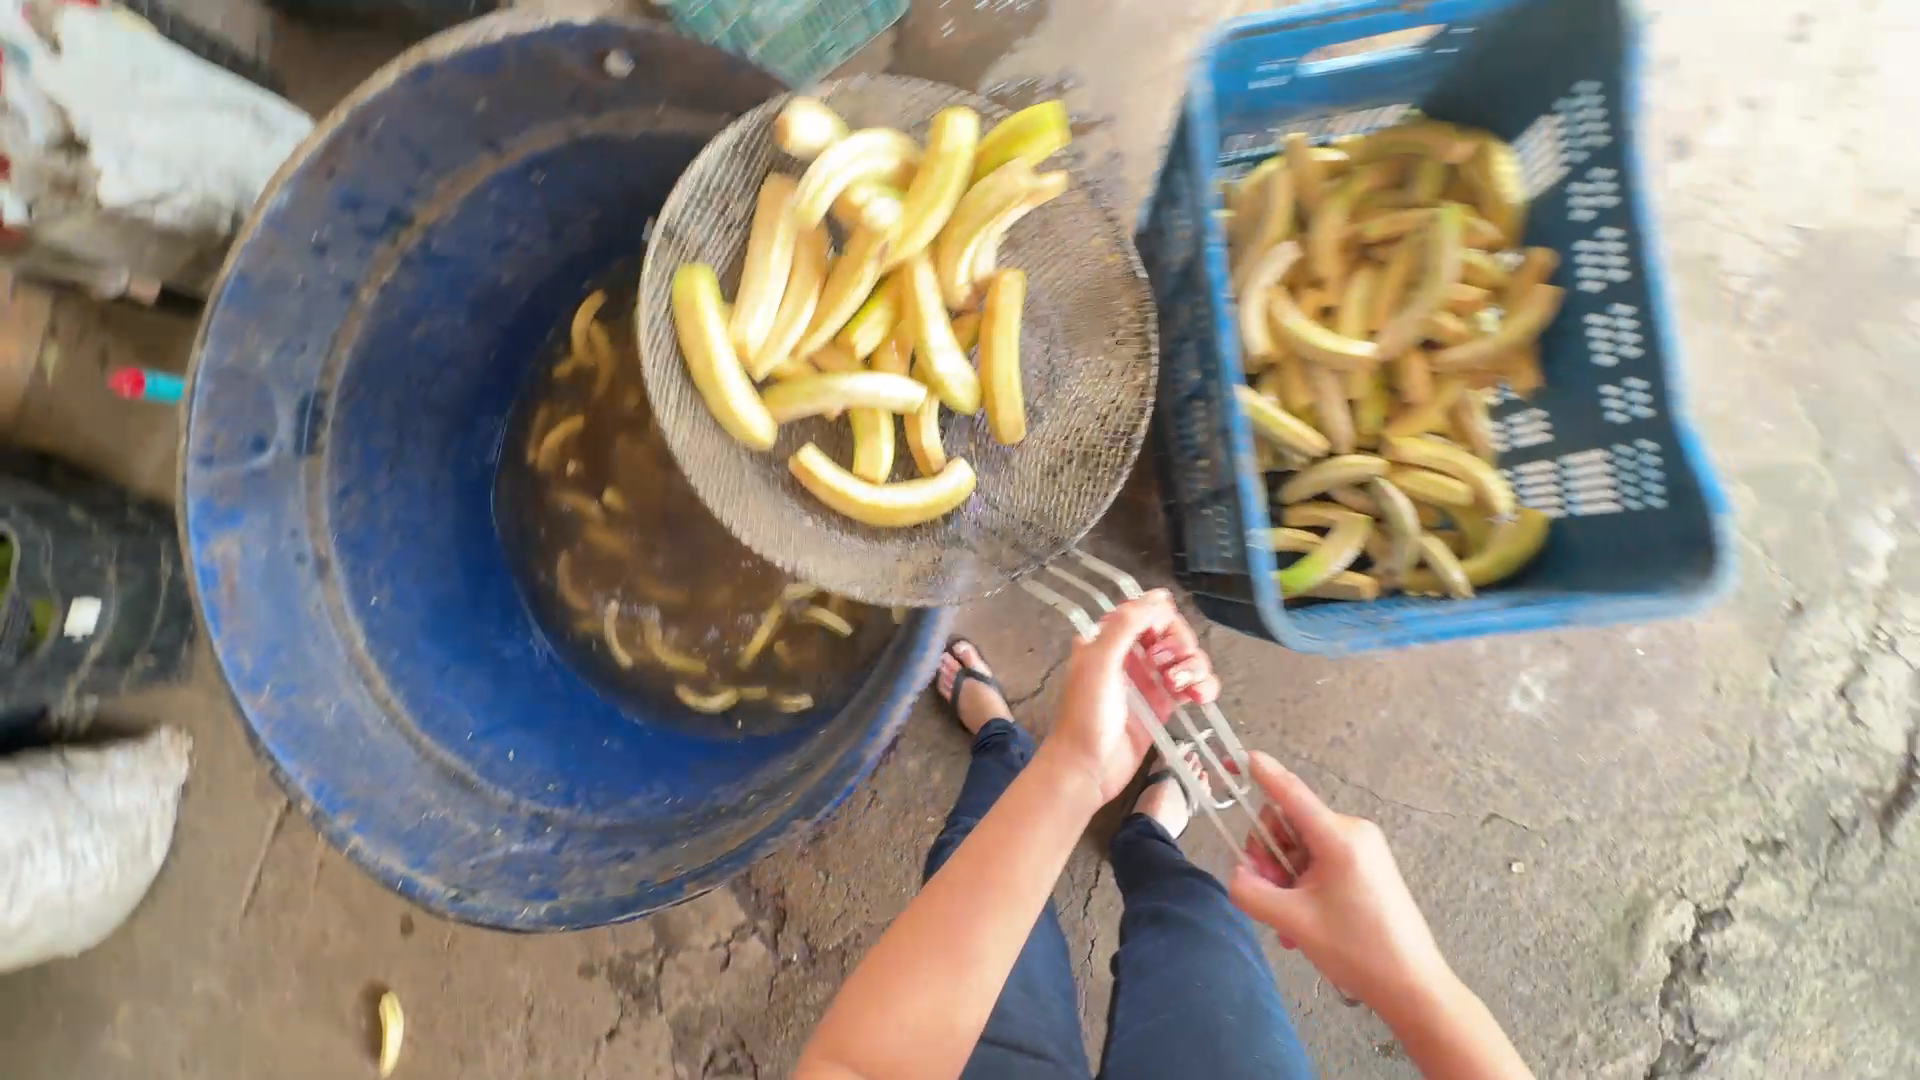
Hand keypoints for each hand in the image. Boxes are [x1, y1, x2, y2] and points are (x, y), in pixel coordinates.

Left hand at [1042, 590, 1219, 804]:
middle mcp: (1131, 654)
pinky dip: (1203, 685)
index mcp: (1109, 637)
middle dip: (1180, 645)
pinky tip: (1199, 698)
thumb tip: (1159, 596)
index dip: (1161, 621)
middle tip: (1167, 669)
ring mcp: (1150, 679)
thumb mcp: (1100, 661)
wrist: (1088, 767)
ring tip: (1181, 688)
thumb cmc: (1087, 712)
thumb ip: (1126, 625)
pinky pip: (1194, 683)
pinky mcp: (1166, 704)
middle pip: (1173, 632)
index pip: (1147, 611)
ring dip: (1195, 667)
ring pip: (1188, 656)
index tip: (1157, 641)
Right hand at [1228, 752, 1454, 1011]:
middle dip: (1269, 853)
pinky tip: (1302, 915)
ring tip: (1289, 913)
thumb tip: (1236, 873)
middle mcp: (1351, 831)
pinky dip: (1300, 880)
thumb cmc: (1360, 952)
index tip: (1236, 756)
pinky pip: (1315, 856)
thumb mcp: (1293, 922)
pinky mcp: (1364, 863)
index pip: (1290, 793)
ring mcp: (1361, 847)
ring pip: (1297, 842)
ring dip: (1283, 872)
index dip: (1261, 772)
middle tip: (1271, 889)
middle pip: (1286, 821)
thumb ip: (1251, 891)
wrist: (1416, 990)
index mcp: (1339, 837)